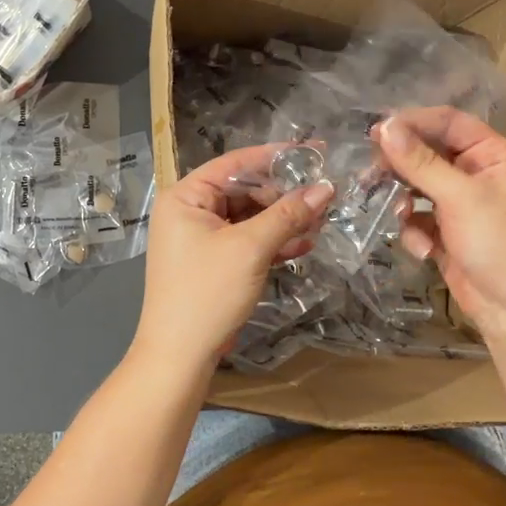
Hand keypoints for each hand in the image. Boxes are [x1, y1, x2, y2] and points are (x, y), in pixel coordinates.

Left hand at [133, 144, 333, 370]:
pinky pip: (246, 241)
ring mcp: (199, 238)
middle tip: (324, 197)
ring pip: (249, 217)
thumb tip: (326, 188)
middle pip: (244, 190)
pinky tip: (303, 245)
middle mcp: (189, 211)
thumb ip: (287, 215)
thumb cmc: (208, 293)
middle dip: (283, 196)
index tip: (315, 151)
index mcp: (185, 197)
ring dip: (282, 220)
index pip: (235, 163)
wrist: (179, 354)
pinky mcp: (212, 262)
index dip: (276, 157)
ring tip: (319, 223)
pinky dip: (272, 242)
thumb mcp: (251, 249)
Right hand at [375, 107, 505, 334]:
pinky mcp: (446, 236)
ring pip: (417, 188)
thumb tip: (384, 127)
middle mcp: (477, 175)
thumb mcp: (460, 198)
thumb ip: (420, 162)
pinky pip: (417, 221)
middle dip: (401, 167)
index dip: (413, 122)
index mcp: (493, 155)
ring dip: (403, 202)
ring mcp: (461, 207)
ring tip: (397, 215)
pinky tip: (424, 251)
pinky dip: (414, 233)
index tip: (375, 132)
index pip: (448, 123)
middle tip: (370, 175)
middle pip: (427, 154)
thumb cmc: (501, 245)